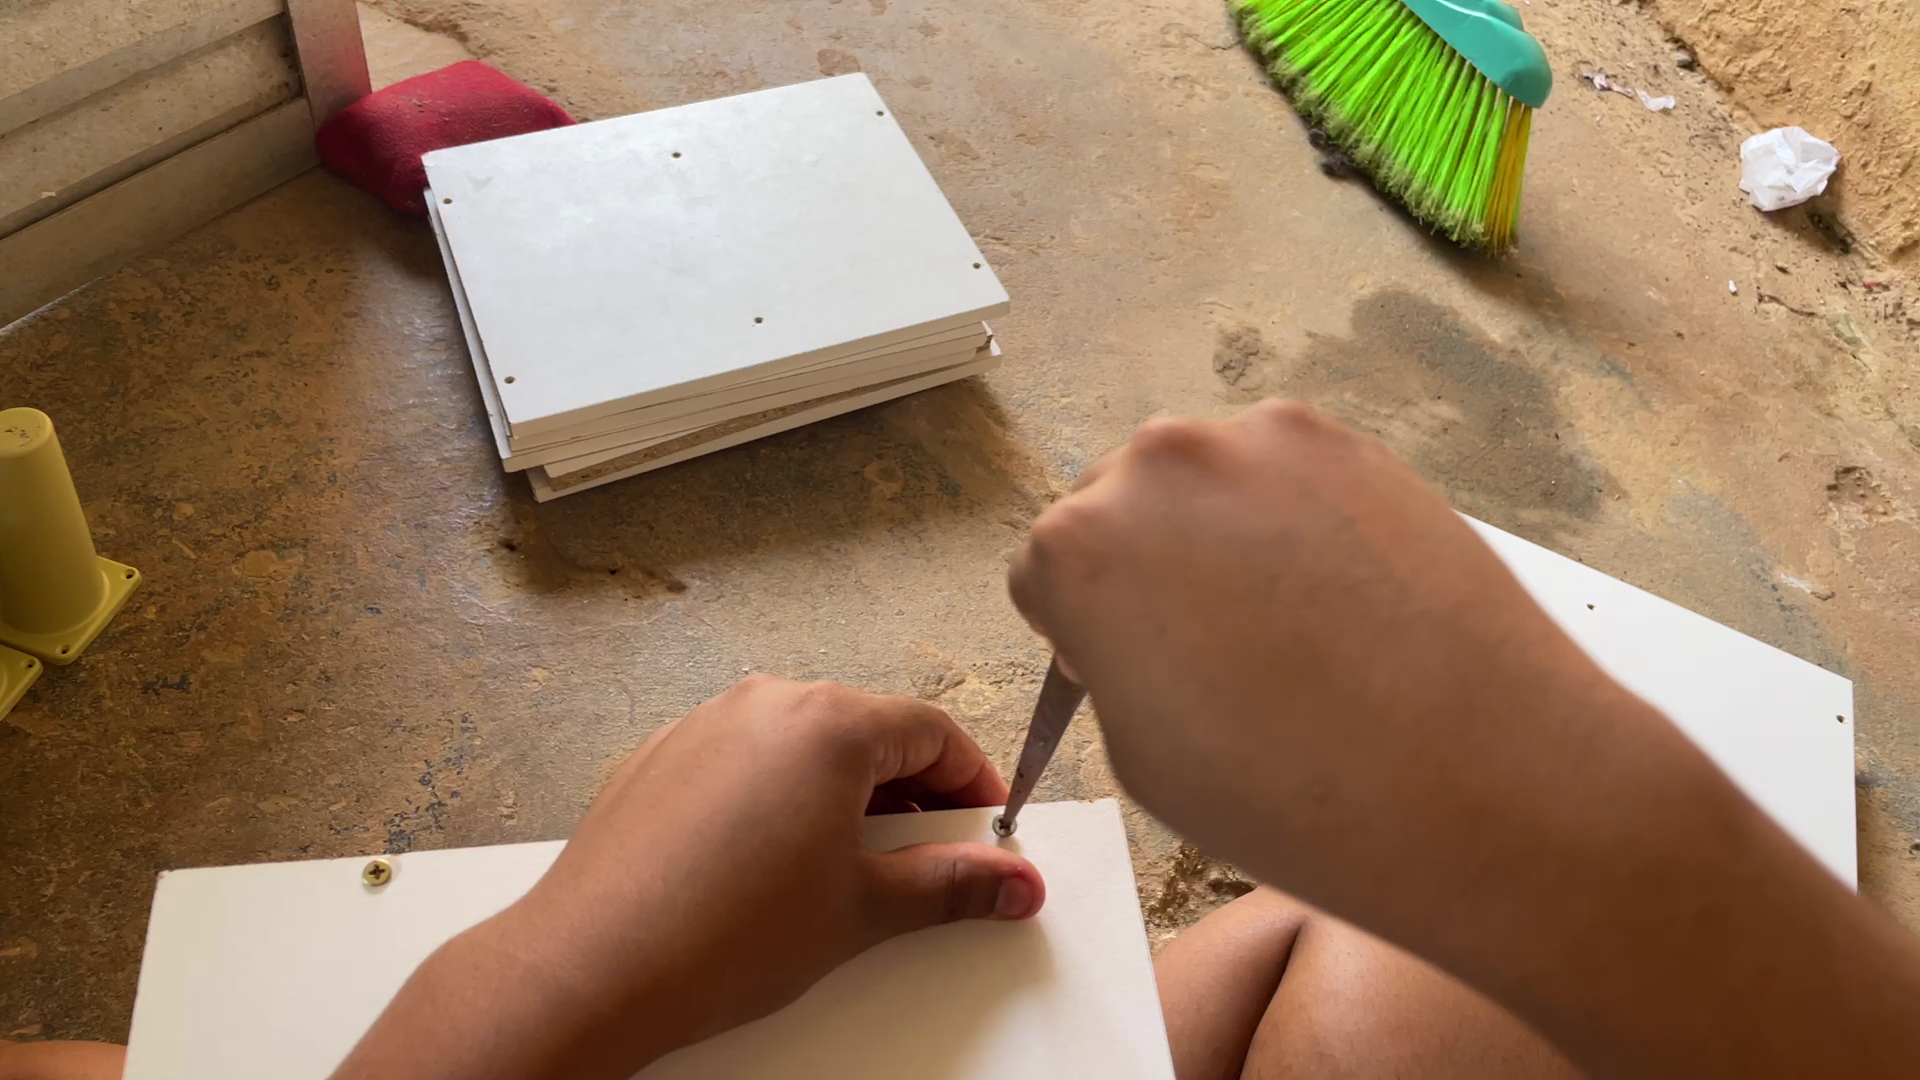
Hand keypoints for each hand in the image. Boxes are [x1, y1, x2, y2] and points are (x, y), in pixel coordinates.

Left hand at [333, 677, 1042, 1079]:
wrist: (587, 970)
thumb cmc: (728, 933)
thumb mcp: (863, 908)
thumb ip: (954, 884)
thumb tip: (1014, 881)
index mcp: (831, 722)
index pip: (933, 732)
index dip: (972, 779)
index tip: (986, 823)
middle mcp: (772, 701)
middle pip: (872, 732)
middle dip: (913, 788)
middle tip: (927, 851)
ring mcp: (714, 719)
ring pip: (812, 741)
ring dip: (849, 789)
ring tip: (851, 859)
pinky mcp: (671, 748)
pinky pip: (754, 753)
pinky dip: (787, 788)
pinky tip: (775, 852)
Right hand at [1008, 399, 1625, 901]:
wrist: (1487, 786)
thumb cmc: (1289, 793)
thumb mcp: (1133, 751)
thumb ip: (1104, 657)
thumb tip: (1129, 618)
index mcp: (1075, 549)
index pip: (1040, 572)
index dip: (1076, 626)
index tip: (1121, 657)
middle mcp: (1148, 467)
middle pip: (1106, 513)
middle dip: (1131, 567)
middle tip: (1199, 635)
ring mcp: (1249, 440)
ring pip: (1188, 486)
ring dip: (1203, 533)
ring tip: (1276, 611)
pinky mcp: (1336, 437)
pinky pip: (1269, 473)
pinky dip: (1277, 514)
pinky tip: (1327, 584)